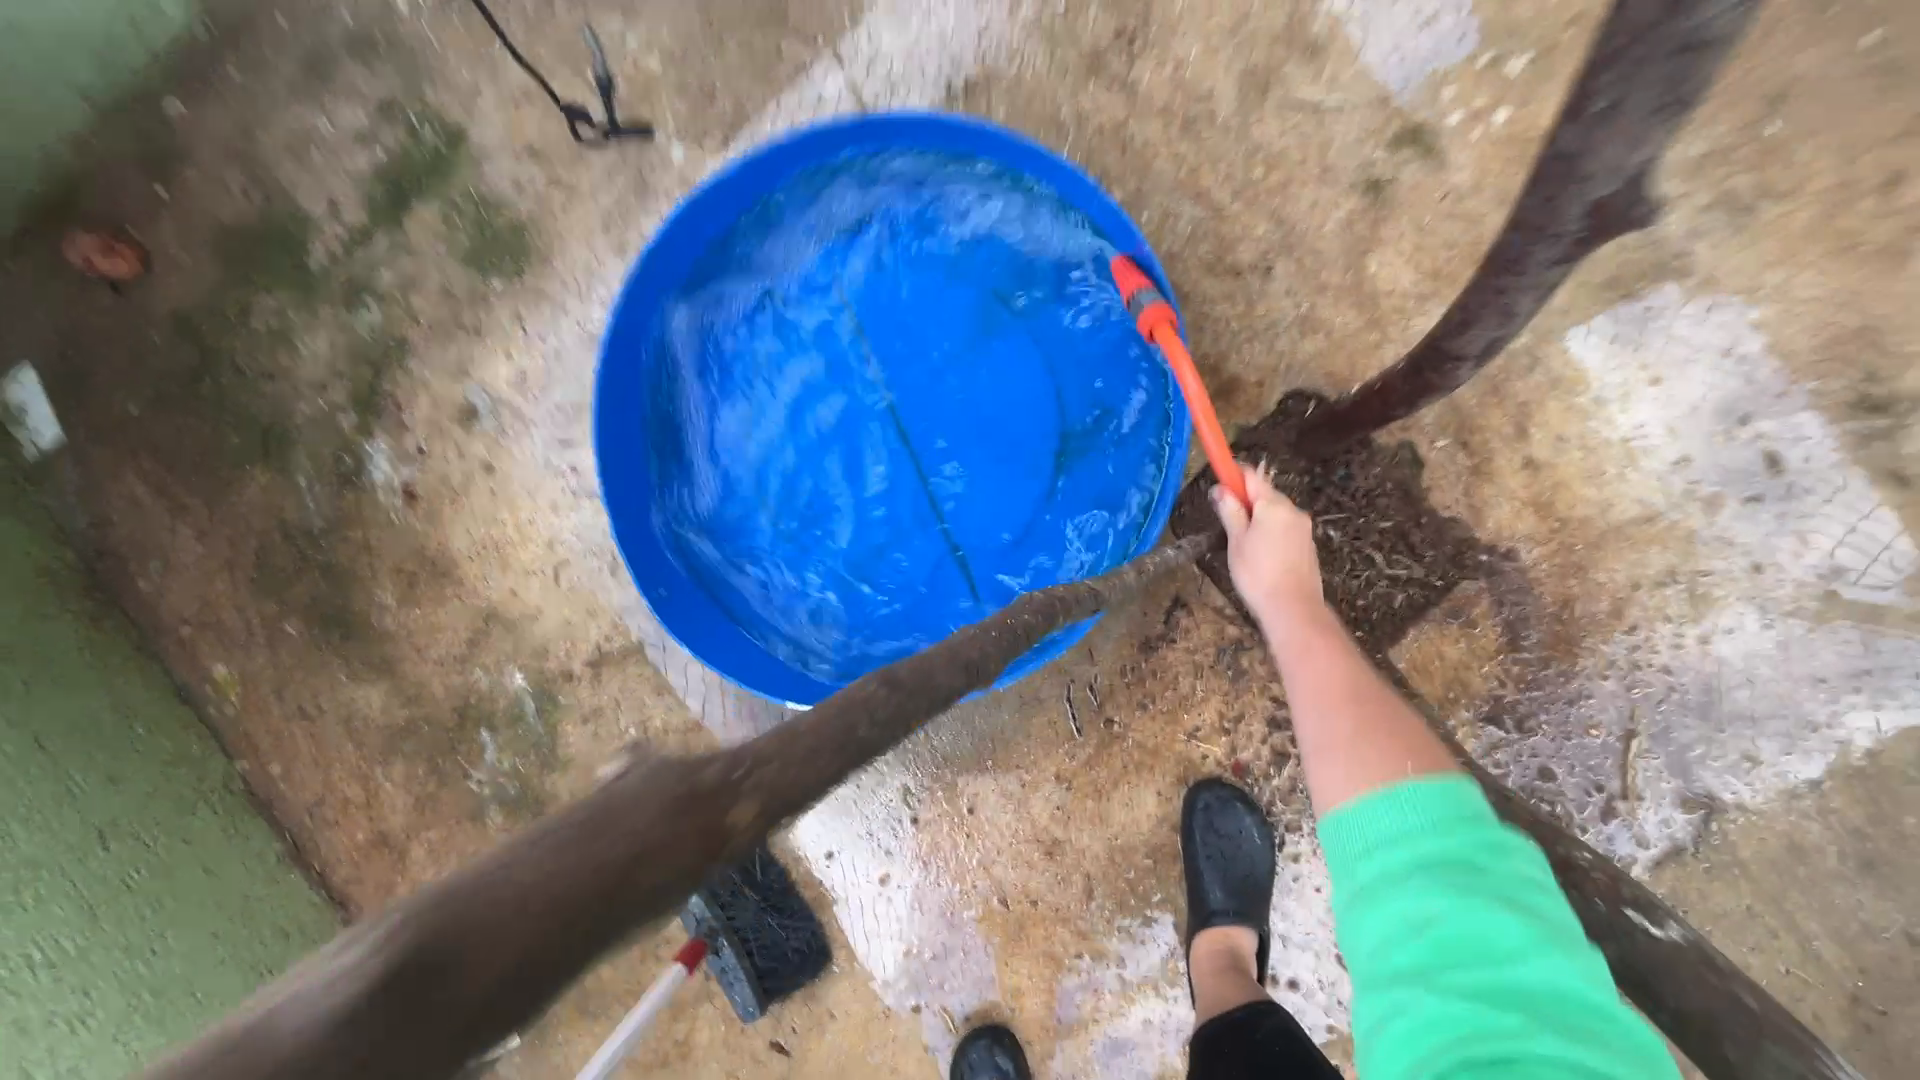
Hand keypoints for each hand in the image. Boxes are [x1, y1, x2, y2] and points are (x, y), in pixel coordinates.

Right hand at [1210, 461, 1325, 630]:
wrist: (1293, 608)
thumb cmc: (1257, 573)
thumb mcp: (1236, 541)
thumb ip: (1230, 511)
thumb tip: (1221, 489)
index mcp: (1274, 505)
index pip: (1252, 476)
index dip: (1234, 475)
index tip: (1219, 481)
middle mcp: (1293, 510)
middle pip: (1265, 495)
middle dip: (1246, 502)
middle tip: (1226, 522)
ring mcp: (1303, 528)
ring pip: (1275, 513)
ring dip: (1258, 519)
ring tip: (1242, 544)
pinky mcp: (1307, 545)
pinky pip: (1284, 529)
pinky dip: (1270, 533)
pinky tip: (1260, 555)